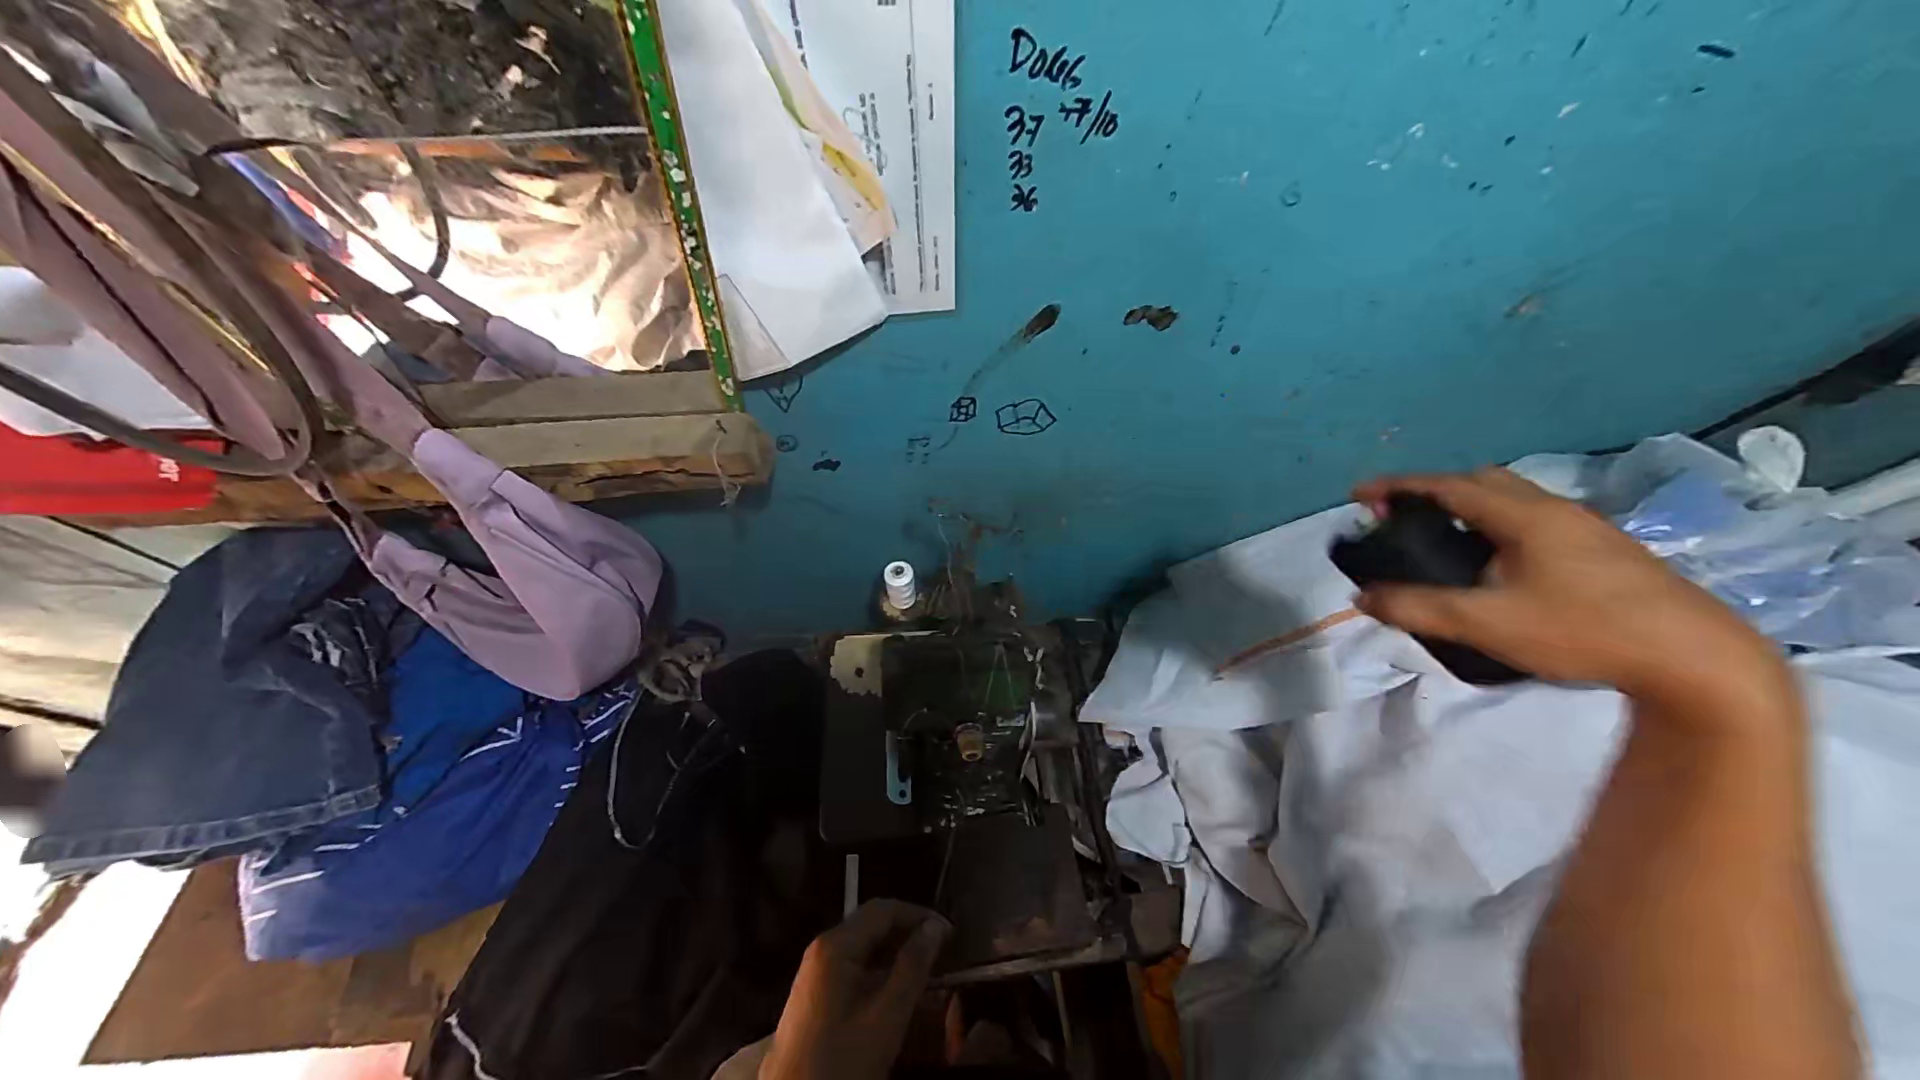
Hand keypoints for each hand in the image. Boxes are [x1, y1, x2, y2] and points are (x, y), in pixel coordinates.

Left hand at [760, 899, 950, 1079]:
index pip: (883, 910)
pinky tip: (899, 995)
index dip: (919, 915)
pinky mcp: (815, 998)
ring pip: (864, 950)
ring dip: (897, 956)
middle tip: (944, 953)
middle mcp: (821, 950)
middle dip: (909, 935)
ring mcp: (815, 974)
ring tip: (929, 973)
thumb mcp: (886, 1017)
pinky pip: (854, 971)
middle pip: (872, 926)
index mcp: (835, 946)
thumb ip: (913, 967)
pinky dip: (880, 974)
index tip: (950, 934)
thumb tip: (935, 927)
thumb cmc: (841, 1064)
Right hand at [1350, 468, 1790, 718]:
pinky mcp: (1605, 552)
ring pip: (1512, 501)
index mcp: (1524, 516)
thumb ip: (1417, 607)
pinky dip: (1496, 527)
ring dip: (1468, 509)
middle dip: (1433, 492)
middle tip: (1401, 518)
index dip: (1398, 486)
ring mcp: (1586, 529)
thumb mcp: (1485, 623)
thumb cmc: (1582, 631)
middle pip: (1483, 482)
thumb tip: (1363, 596)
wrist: (1697, 661)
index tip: (1359, 495)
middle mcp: (1556, 511)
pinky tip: (1495, 565)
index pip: (1448, 486)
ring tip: (1442, 541)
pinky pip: (1533, 521)